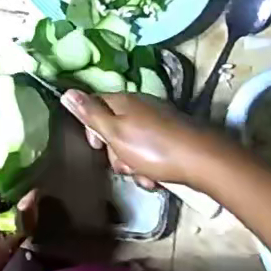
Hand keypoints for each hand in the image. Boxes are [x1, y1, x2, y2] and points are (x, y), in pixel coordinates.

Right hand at [61, 90, 224, 189]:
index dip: (91, 126)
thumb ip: (90, 114)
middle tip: (123, 165)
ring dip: (133, 163)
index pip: (95, 104)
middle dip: (115, 151)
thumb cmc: (153, 148)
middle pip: (114, 127)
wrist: (203, 161)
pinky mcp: (173, 137)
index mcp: (124, 101)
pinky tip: (156, 179)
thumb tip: (66, 92)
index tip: (95, 146)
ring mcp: (159, 121)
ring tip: (143, 176)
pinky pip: (152, 151)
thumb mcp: (115, 132)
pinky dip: (151, 166)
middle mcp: (141, 106)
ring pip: (133, 143)